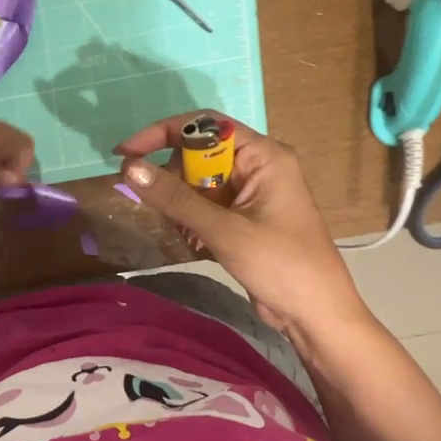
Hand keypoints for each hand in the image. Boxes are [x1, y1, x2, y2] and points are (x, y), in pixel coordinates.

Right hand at [115, 112, 368, 337]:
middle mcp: (256, 169)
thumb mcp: (224, 230)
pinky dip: (186, 218)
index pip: (206, 127)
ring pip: (198, 183)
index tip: (125, 153)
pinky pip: (204, 207)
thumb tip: (129, 169)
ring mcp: (249, 196)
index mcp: (263, 157)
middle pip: (198, 155)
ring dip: (175, 200)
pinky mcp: (242, 221)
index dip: (162, 134)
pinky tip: (179, 239)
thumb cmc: (281, 265)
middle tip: (145, 201)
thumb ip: (176, 199)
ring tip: (162, 224)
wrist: (315, 313)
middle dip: (168, 174)